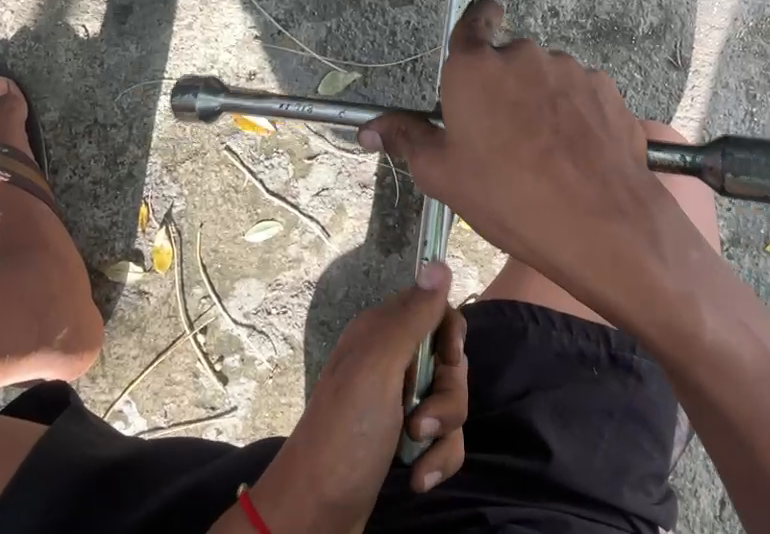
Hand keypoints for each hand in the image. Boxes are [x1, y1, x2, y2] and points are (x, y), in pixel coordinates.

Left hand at [215, 262, 468, 533]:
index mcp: (381, 333)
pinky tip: (418, 479)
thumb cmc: (345, 433)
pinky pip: (445, 439)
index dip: (451, 338)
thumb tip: (438, 261)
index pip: (437, 311)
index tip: (447, 361)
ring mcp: (398, 403)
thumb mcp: (378, 367)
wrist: (315, 513)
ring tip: (415, 459)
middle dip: (449, 398)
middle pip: (451, 363)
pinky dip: (438, 460)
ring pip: (453, 404)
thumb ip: (413, 316)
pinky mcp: (406, 441)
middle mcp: (391, 362)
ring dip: (443, 436)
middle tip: (419, 421)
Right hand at [360, 0, 681, 316]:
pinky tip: (573, 155)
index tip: (477, 39)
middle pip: (508, 59)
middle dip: (504, 86)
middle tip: (501, 135)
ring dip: (541, 101)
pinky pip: (580, 94)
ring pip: (547, 77)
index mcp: (475, 67)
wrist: (600, 224)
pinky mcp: (608, 90)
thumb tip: (369, 129)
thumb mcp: (442, 175)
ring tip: (543, 153)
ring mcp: (571, 70)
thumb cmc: (509, 197)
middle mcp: (524, 55)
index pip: (472, 18)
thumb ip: (405, 139)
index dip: (475, 22)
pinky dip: (574, 115)